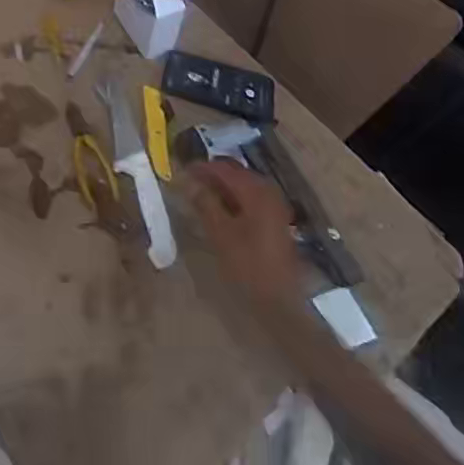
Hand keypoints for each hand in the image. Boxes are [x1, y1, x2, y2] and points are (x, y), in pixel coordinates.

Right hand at [188, 160, 303, 307]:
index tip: (182, 171)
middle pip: (235, 172)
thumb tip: (189, 181)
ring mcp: (274, 202)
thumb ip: (205, 203)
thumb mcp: (221, 234)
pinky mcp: (275, 216)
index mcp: (255, 189)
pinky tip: (221, 209)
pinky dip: (234, 197)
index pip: (223, 168)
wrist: (281, 297)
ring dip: (222, 186)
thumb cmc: (249, 264)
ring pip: (243, 184)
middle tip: (190, 182)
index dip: (202, 168)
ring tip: (201, 195)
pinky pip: (251, 196)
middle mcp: (267, 189)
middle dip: (212, 174)